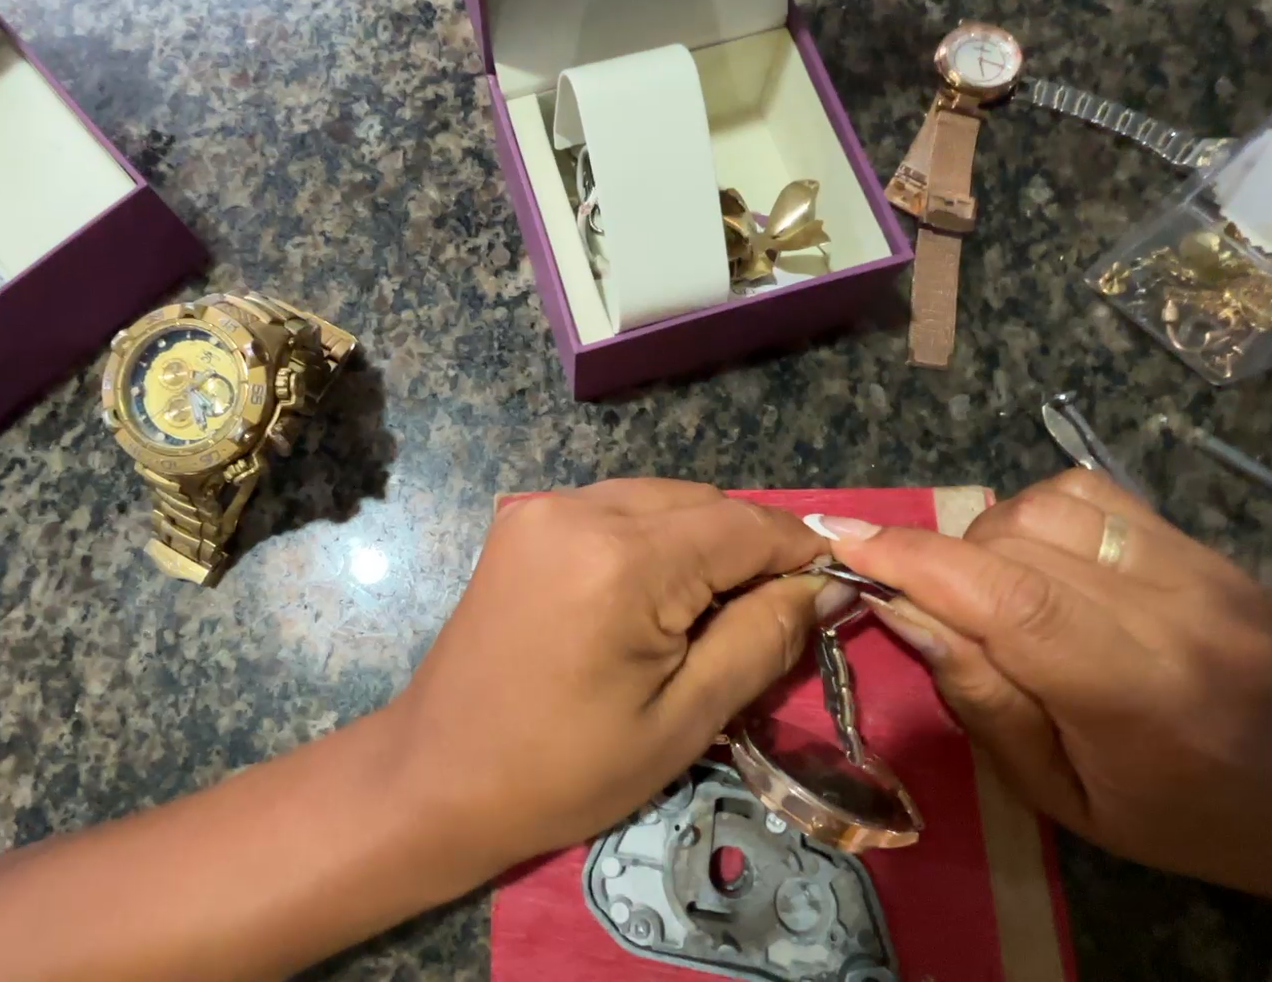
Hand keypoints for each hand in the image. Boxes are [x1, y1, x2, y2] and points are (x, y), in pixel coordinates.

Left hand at [386, 480, 857, 874]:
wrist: (438, 773)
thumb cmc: (564, 769)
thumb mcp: (684, 719)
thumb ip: (763, 638)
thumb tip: (826, 584)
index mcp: (624, 559)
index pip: (745, 525)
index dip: (798, 550)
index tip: (833, 585)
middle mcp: (579, 509)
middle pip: (701, 502)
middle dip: (747, 548)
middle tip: (764, 615)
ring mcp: (541, 508)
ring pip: (657, 498)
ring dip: (698, 539)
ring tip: (705, 610)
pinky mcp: (520, 521)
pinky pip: (611, 507)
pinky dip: (648, 536)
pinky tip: (648, 592)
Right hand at [808, 470, 1271, 978]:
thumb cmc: (1174, 817)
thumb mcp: (1055, 793)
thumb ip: (980, 698)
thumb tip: (903, 610)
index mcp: (1141, 693)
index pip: (1007, 597)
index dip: (912, 559)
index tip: (840, 542)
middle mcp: (1178, 611)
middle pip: (1014, 542)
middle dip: (941, 560)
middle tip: (927, 605)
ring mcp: (1201, 566)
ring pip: (1043, 503)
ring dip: (987, 537)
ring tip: (990, 589)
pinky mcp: (1203, 543)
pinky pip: (1085, 493)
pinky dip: (1033, 516)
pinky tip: (1038, 561)